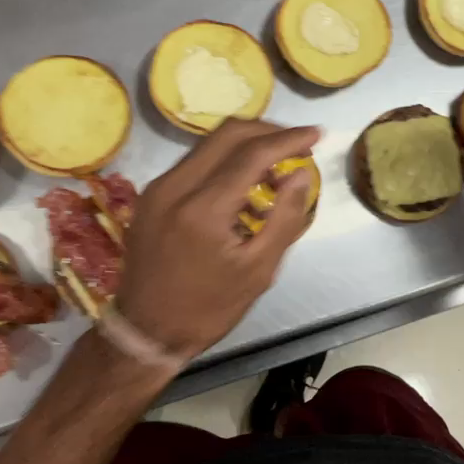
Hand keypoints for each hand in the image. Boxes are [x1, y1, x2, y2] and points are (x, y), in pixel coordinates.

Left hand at [113, 119, 318, 361]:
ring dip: (246, 147)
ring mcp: (158, 188)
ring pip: (208, 144)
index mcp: (203, 208)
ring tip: (276, 171)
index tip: (317, 134)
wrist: (145, 332)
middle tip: (298, 145)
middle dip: (268, 132)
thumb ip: (285, 218)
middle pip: (227, 134)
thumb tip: (302, 175)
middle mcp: (175, 186)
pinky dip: (224, 163)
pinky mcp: (151, 196)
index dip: (289, 139)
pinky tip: (244, 188)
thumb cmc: (208, 308)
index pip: (252, 153)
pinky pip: (194, 163)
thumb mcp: (258, 271)